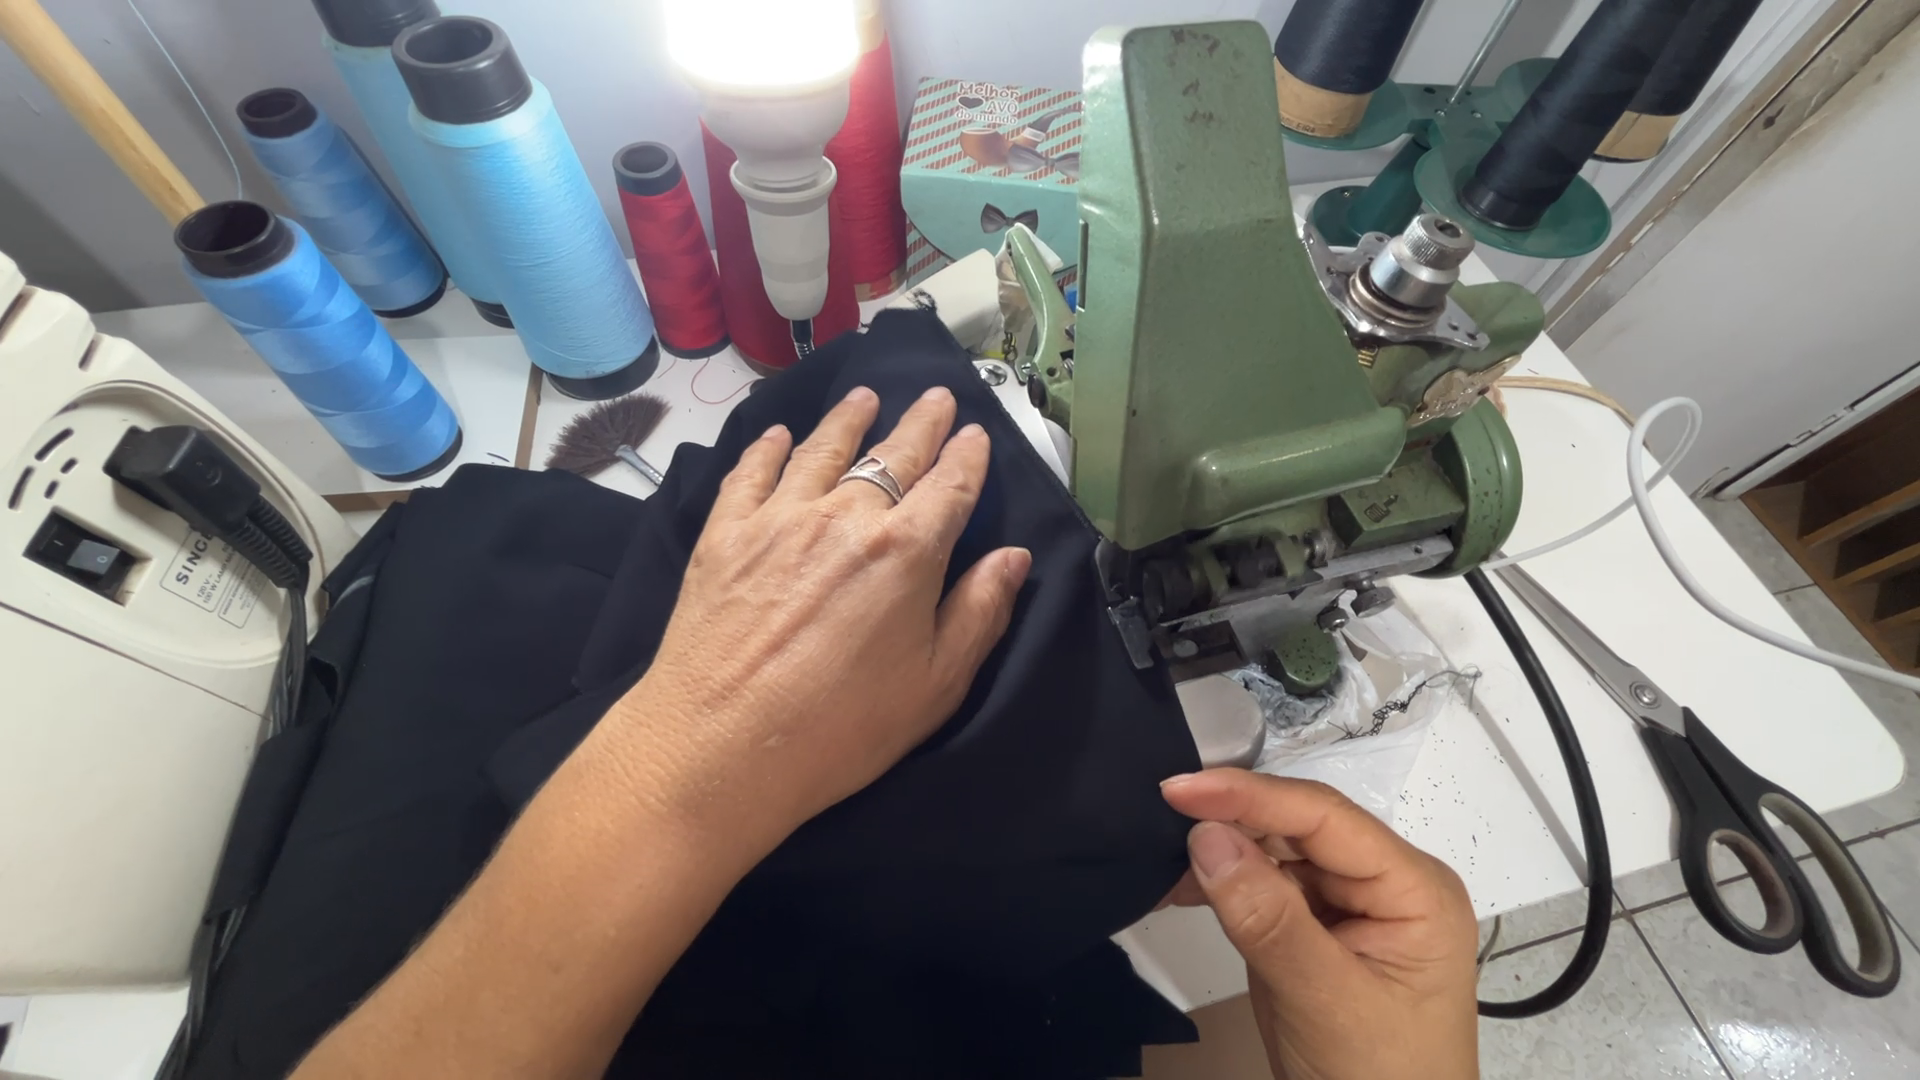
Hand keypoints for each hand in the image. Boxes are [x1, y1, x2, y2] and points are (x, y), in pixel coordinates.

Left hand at [615, 384, 1030, 847]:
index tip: (975, 433)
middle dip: (921, 423)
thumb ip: (980, 612)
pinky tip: (777, 435)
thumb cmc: (841, 728)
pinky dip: (767, 449)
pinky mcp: (725, 534)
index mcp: (905, 552)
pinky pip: (751, 474)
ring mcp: (779, 519)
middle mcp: (845, 517)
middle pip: (893, 455)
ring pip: (823, 450)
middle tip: (936, 397)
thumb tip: (1014, 557)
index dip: (968, 456)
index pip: (949, 486)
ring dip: (849, 420)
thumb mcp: (936, 684)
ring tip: (864, 396)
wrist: (718, 750)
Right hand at [1160, 769, 1478, 1079]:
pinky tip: (1178, 883)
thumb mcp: (1325, 1004)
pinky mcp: (1306, 921)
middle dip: (1228, 816)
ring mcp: (1341, 900)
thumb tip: (1205, 835)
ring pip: (1268, 846)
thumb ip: (1268, 918)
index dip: (1249, 795)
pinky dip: (1215, 879)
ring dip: (1216, 846)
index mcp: (1411, 887)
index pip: (1323, 817)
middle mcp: (1379, 879)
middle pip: (1294, 824)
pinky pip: (1255, 880)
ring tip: (1161, 847)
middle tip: (1161, 810)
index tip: (1179, 790)